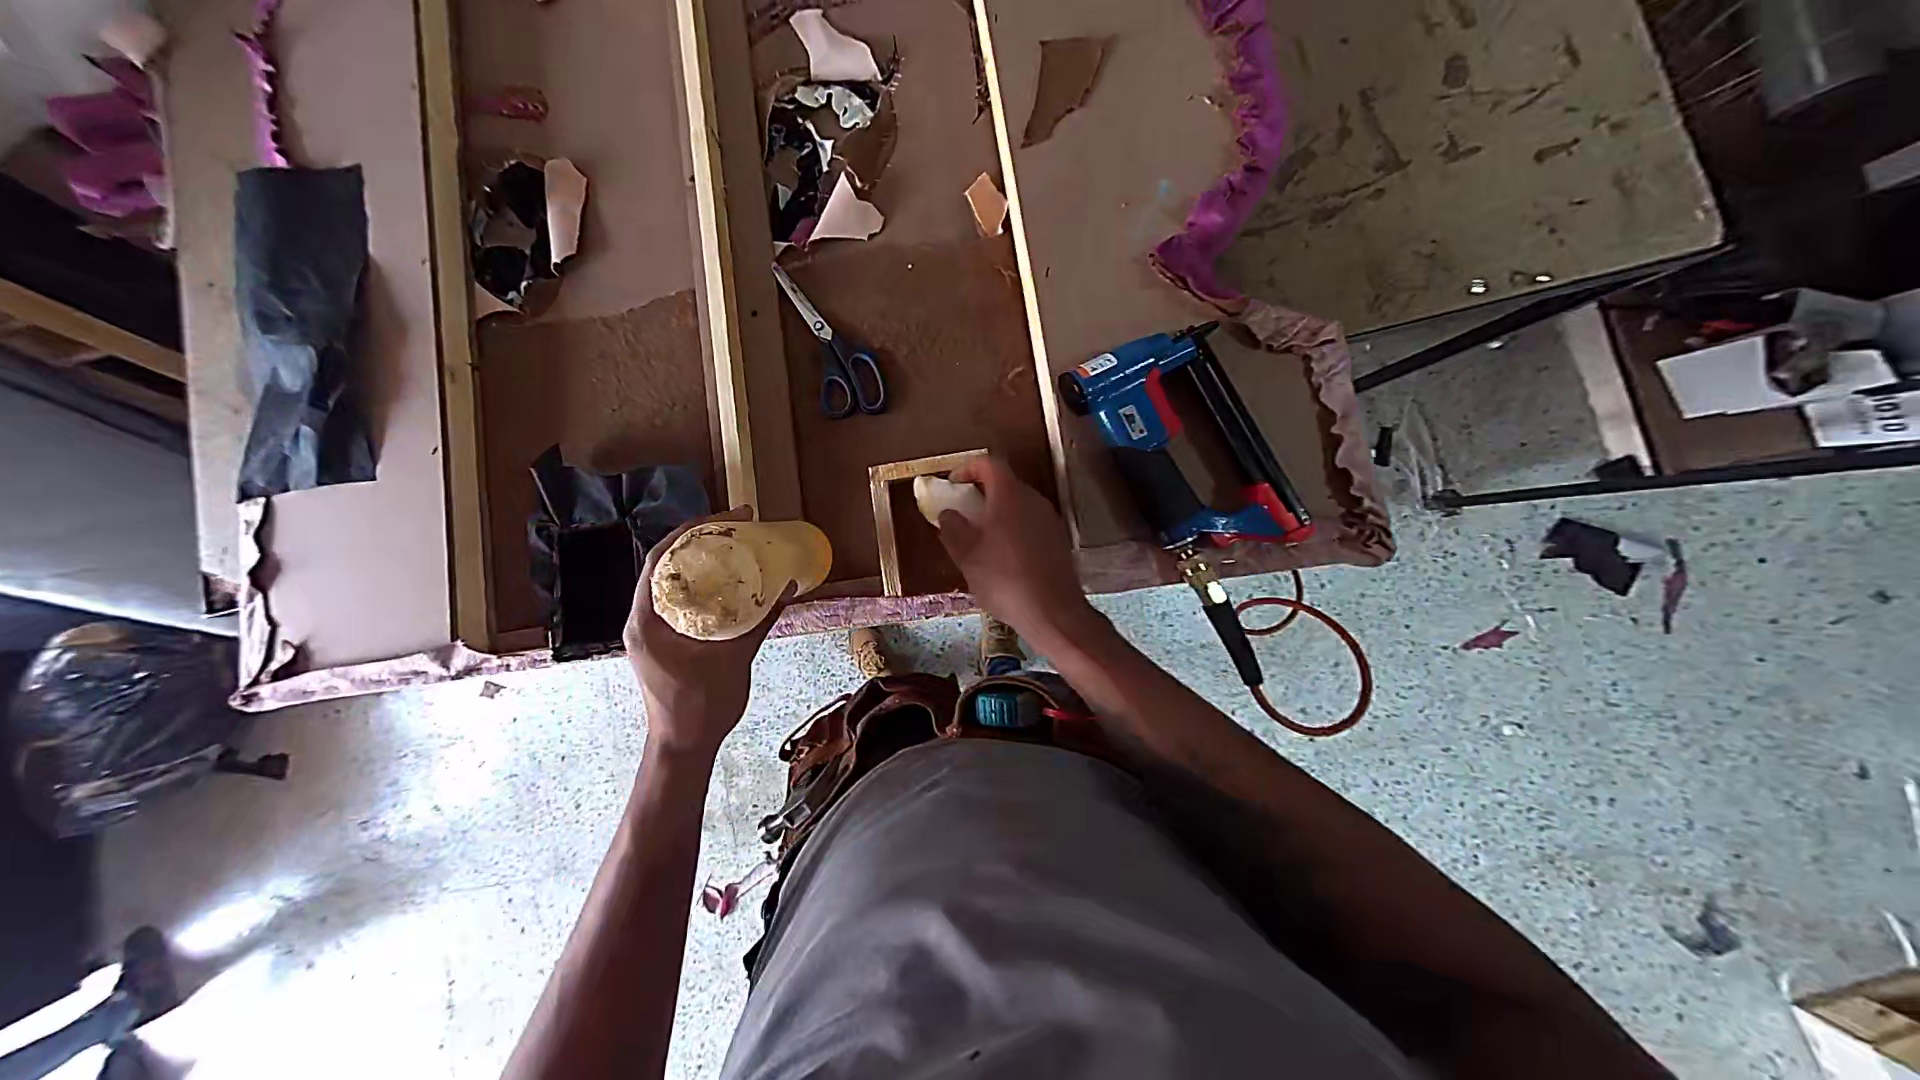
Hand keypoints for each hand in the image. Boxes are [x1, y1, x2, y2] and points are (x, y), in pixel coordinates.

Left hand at [626, 508, 791, 758]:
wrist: (683, 745)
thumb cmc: (701, 706)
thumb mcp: (735, 658)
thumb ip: (761, 619)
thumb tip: (788, 586)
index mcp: (647, 619)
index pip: (663, 557)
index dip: (696, 529)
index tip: (731, 518)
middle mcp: (641, 619)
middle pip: (667, 563)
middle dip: (702, 539)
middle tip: (739, 526)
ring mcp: (649, 630)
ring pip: (673, 580)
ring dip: (702, 561)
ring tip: (736, 546)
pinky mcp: (661, 641)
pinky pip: (680, 600)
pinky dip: (703, 585)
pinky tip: (729, 582)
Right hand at [936, 456, 1100, 647]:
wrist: (1052, 612)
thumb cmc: (1004, 578)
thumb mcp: (966, 555)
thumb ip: (952, 528)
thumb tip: (948, 514)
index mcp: (1010, 495)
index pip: (989, 463)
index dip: (967, 469)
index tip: (952, 484)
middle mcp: (1035, 500)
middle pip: (1005, 484)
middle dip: (981, 495)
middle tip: (963, 514)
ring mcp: (1050, 520)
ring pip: (1019, 507)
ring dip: (997, 515)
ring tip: (980, 540)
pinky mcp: (1059, 541)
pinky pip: (1031, 526)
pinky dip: (1014, 532)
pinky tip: (1003, 559)